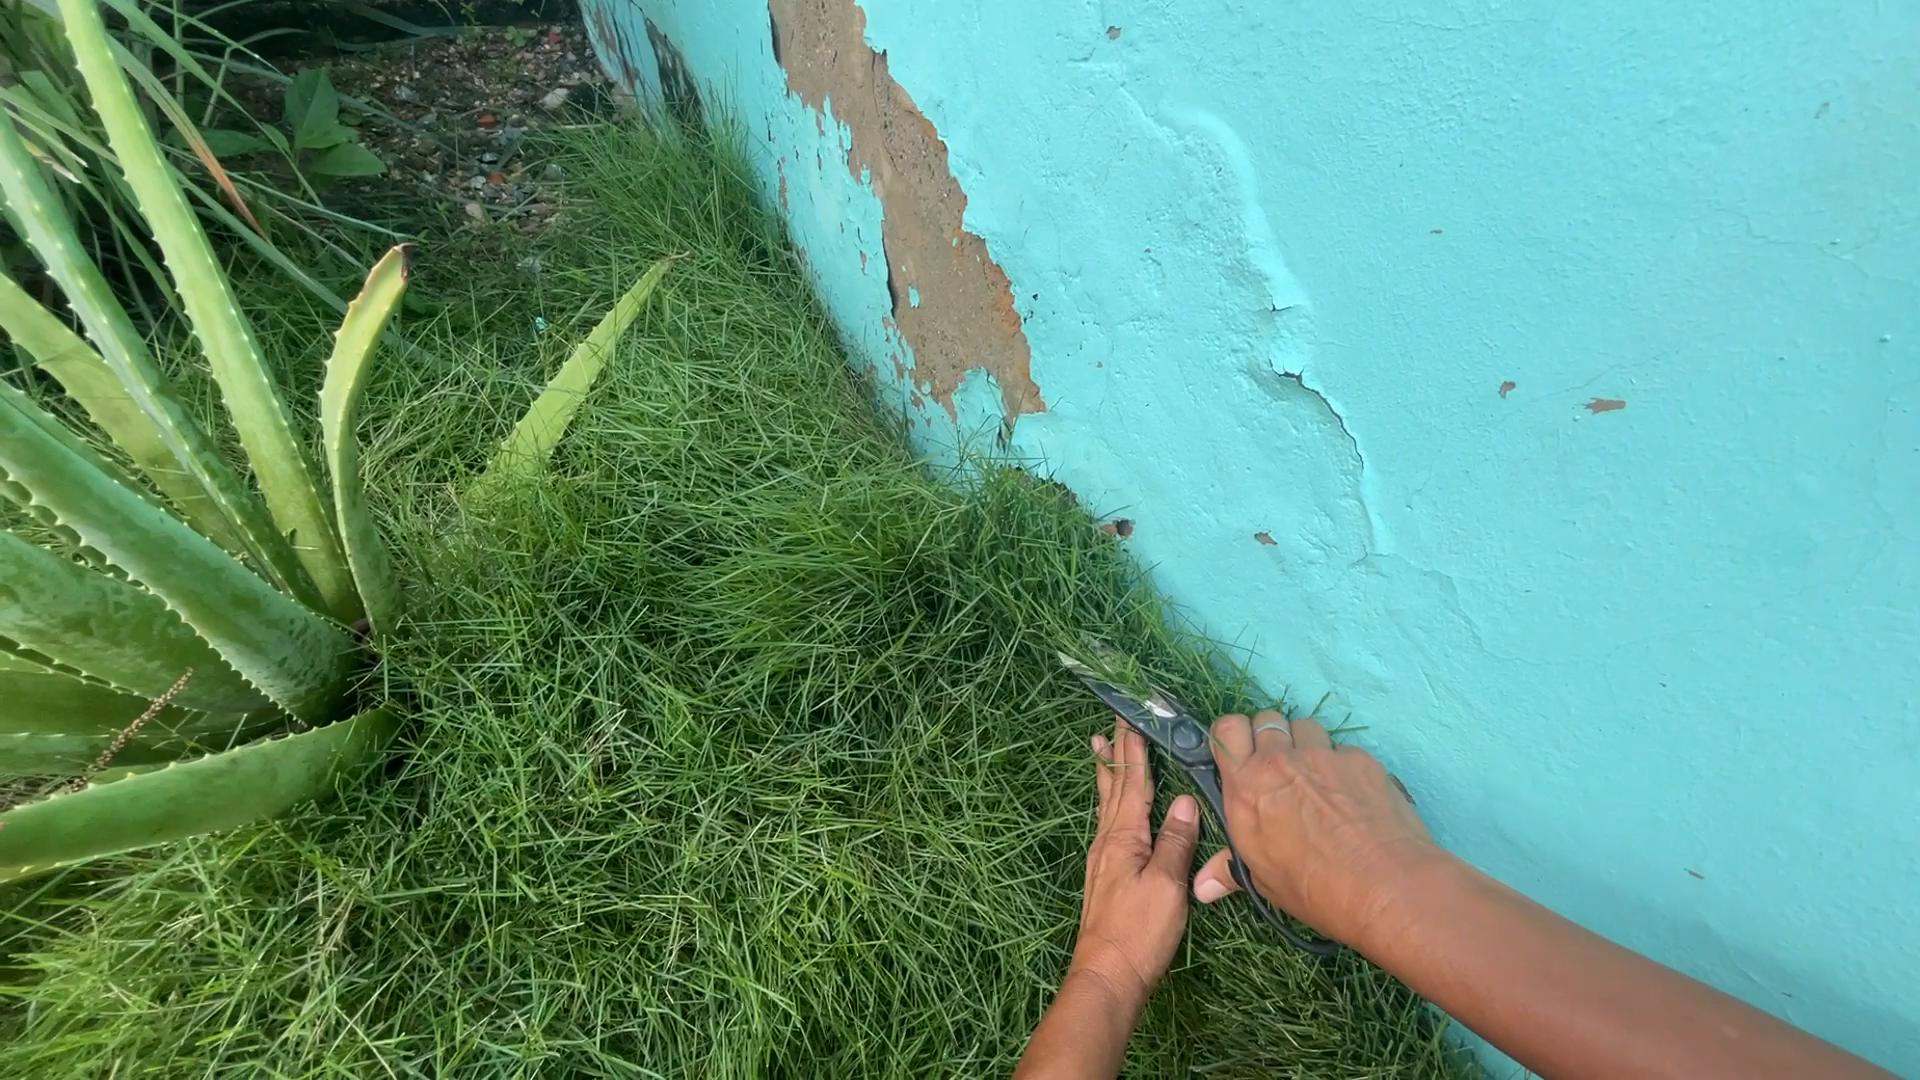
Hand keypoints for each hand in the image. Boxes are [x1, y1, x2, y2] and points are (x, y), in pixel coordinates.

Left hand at [1068, 715, 1201, 1009]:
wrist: (1107, 973)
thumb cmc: (1140, 930)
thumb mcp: (1166, 885)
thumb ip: (1175, 841)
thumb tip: (1183, 798)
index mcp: (1125, 835)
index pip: (1133, 781)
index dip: (1134, 749)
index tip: (1131, 718)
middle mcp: (1109, 837)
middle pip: (1115, 785)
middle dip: (1117, 752)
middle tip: (1111, 721)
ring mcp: (1103, 854)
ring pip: (1107, 801)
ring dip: (1108, 772)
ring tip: (1098, 747)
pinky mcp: (1105, 871)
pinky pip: (1108, 820)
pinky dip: (1110, 798)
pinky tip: (1111, 804)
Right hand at [1192, 710, 1439, 948]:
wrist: (1388, 888)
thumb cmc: (1314, 888)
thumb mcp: (1263, 880)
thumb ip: (1228, 869)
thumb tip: (1202, 887)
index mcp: (1246, 785)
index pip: (1226, 728)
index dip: (1233, 736)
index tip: (1241, 754)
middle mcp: (1278, 761)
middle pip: (1265, 719)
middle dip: (1269, 737)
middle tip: (1279, 767)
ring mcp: (1321, 755)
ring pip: (1304, 726)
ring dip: (1305, 745)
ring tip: (1316, 775)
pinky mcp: (1360, 759)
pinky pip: (1343, 750)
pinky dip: (1342, 765)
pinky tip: (1353, 793)